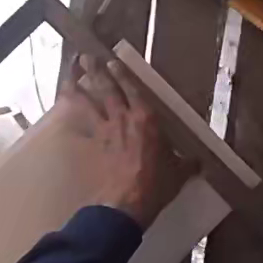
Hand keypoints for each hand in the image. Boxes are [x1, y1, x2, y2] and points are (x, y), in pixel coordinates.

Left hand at [51, 53, 188, 226]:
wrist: (124, 205)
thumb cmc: (155, 185)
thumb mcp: (178, 173)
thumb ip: (186, 163)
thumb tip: (198, 162)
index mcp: (146, 119)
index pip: (133, 89)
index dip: (122, 74)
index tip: (112, 61)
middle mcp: (122, 119)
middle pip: (106, 90)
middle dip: (95, 72)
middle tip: (85, 57)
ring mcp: (104, 133)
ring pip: (89, 105)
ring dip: (78, 90)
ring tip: (68, 77)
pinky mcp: (93, 148)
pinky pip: (82, 129)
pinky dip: (73, 121)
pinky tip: (64, 115)